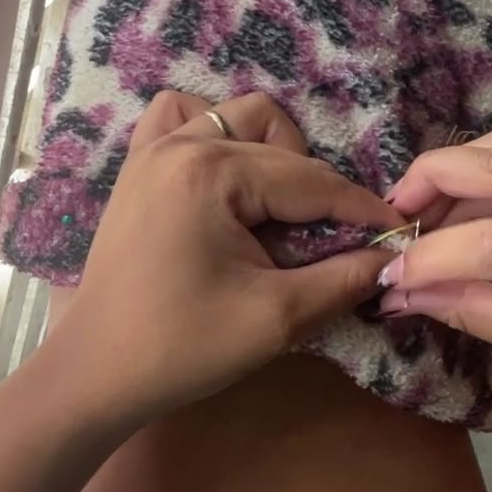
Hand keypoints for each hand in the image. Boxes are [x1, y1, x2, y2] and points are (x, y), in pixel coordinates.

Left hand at [50, 91, 400, 420]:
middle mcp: (180, 144)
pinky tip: (226, 177)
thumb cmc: (182, 347)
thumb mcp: (277, 318)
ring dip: (272, 152)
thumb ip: (343, 279)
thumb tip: (392, 257)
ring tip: (276, 209)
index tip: (396, 231)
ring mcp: (152, 149)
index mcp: (212, 172)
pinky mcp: (137, 168)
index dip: (361, 208)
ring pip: (237, 116)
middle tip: (325, 244)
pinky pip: (181, 119)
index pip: (311, 180)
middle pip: (282, 145)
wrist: (95, 375)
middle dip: (317, 192)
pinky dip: (215, 135)